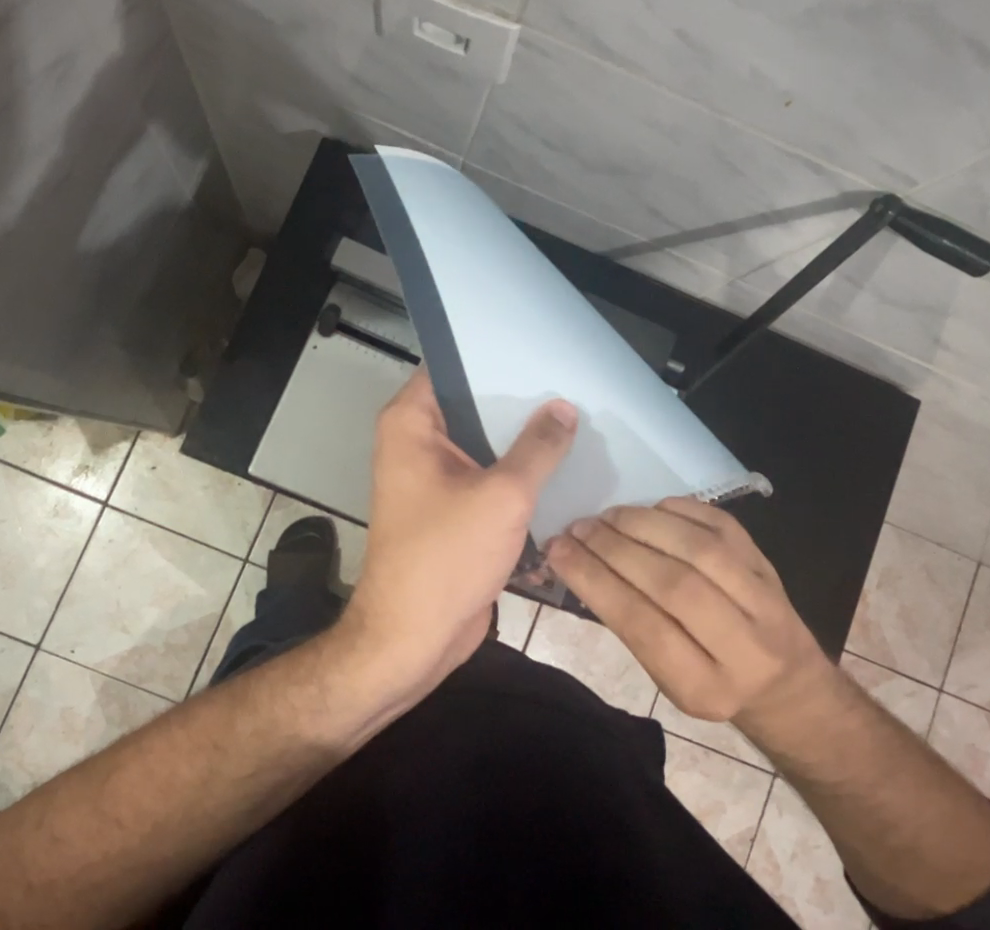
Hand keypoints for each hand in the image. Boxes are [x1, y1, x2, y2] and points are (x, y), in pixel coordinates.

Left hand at [336, 371, 576, 688]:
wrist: (413, 637)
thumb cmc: (445, 557)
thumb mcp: (502, 496)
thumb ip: (538, 448)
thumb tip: (563, 409)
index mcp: (411, 424)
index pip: (452, 367)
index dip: (494, 358)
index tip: (542, 352)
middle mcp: (416, 443)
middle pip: (473, 406)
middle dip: (520, 402)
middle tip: (574, 386)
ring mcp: (433, 478)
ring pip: (484, 446)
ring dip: (523, 443)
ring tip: (578, 422)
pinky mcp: (451, 510)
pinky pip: (487, 479)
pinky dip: (517, 477)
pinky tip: (563, 469)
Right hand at [545, 498, 835, 730]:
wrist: (786, 685)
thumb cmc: (709, 682)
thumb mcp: (664, 678)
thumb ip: (628, 624)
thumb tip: (576, 562)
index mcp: (705, 688)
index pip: (643, 626)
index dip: (595, 582)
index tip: (558, 551)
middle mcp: (744, 647)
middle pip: (673, 585)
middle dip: (615, 549)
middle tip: (577, 529)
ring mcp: (765, 602)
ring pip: (700, 551)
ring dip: (643, 525)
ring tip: (606, 517)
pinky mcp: (770, 566)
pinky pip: (722, 527)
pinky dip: (679, 511)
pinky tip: (647, 510)